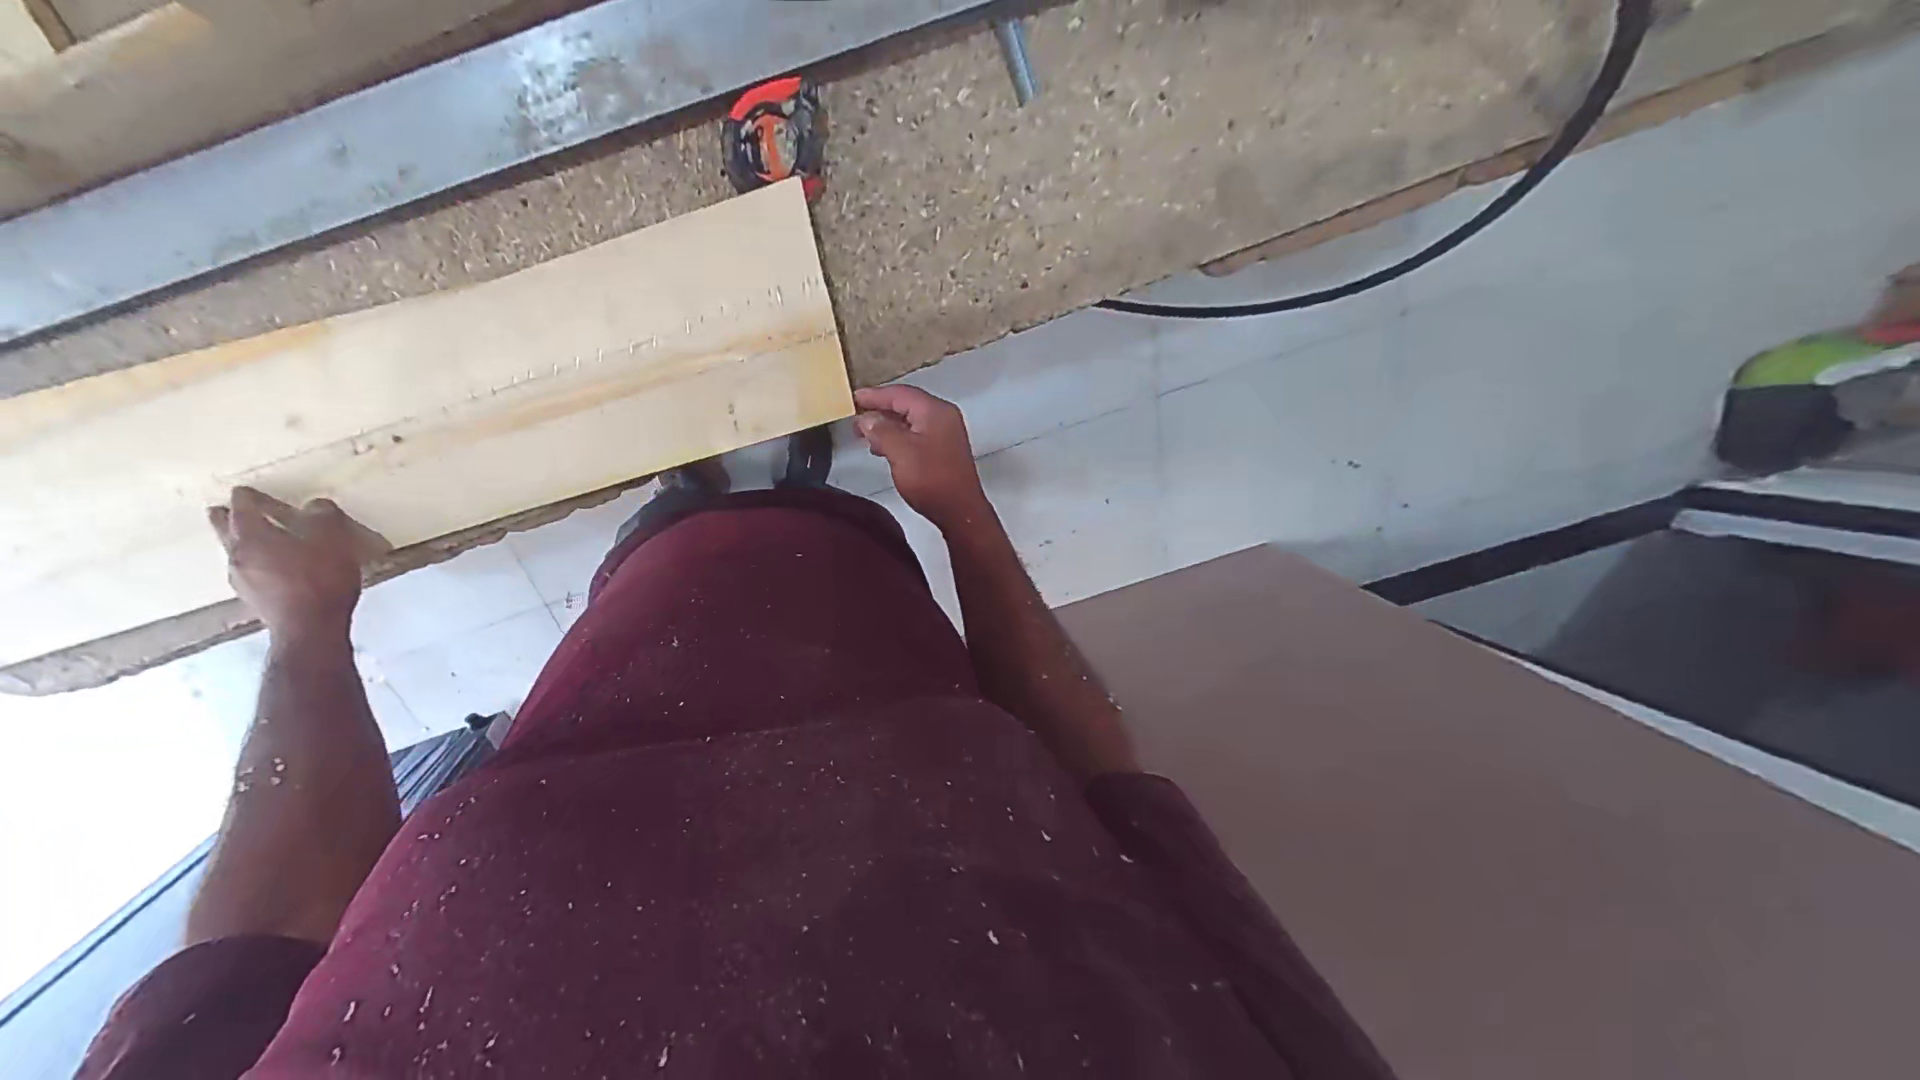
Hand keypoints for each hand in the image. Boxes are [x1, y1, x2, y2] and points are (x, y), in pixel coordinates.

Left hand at [208, 487, 389, 639]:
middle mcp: (239, 555)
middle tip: (222, 510)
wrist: (309, 626)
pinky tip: (273, 569)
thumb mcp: (333, 540)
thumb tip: (316, 505)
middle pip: (226, 530)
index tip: (245, 490)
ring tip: (253, 541)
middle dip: (226, 518)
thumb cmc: (321, 577)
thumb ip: (324, 517)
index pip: (244, 508)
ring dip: (243, 543)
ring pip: (237, 552)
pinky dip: (258, 564)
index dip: (248, 497)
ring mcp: (242, 579)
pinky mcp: (254, 598)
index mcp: (253, 536)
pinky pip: (251, 572)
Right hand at [853, 385, 990, 529]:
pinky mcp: (943, 451)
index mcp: (935, 411)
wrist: (959, 511)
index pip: (901, 394)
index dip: (875, 395)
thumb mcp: (900, 451)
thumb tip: (867, 419)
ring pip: (911, 421)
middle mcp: (943, 417)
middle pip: (907, 405)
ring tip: (865, 436)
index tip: (854, 398)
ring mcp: (945, 434)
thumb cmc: (932, 480)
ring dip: (887, 426)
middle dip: (880, 411)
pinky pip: (916, 435)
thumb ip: (881, 430)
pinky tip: (884, 450)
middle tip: (856, 419)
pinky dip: (898, 438)